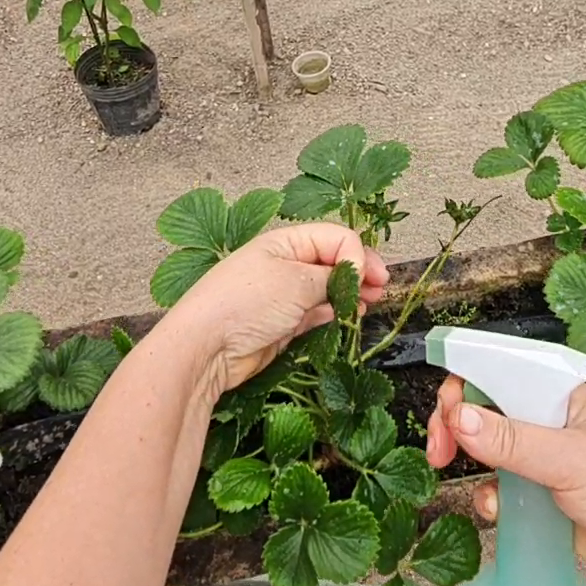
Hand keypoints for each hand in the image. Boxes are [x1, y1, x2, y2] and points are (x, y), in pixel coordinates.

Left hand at [159, 223, 386, 393]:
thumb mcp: (296, 282)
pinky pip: (315, 311)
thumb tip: (353, 277)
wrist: (204, 349)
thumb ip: (331, 277)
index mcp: (285, 242)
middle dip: (358, 271)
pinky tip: (346, 315)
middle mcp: (284, 263)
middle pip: (332, 260)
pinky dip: (332, 312)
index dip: (357, 253)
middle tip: (380, 287)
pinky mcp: (281, 322)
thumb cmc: (246, 304)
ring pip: (326, 287)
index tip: (371, 276)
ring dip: (349, 293)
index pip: (334, 237)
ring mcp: (282, 294)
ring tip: (367, 303)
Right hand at [425, 376, 585, 585]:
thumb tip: (459, 417)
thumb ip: (512, 439)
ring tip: (449, 469)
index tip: (445, 410)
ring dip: (466, 456)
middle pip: (487, 407)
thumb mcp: (571, 459)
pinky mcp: (544, 496)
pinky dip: (490, 496)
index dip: (466, 384)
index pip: (500, 371)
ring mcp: (546, 458)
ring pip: (490, 446)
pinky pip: (502, 486)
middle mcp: (550, 419)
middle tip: (438, 448)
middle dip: (457, 422)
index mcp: (560, 393)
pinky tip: (495, 509)